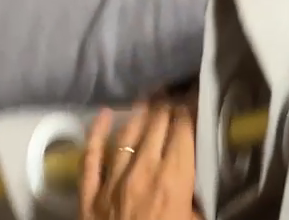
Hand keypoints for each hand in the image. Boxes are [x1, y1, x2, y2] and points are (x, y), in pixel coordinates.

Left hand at [79, 102, 198, 219]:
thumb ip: (197, 192)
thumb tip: (199, 172)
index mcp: (174, 176)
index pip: (184, 125)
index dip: (191, 105)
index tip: (196, 94)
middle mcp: (143, 169)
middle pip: (157, 121)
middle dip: (168, 103)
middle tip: (174, 93)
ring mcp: (113, 180)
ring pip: (128, 132)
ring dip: (140, 111)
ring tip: (148, 97)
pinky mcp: (89, 195)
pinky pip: (90, 158)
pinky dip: (96, 133)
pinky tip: (103, 114)